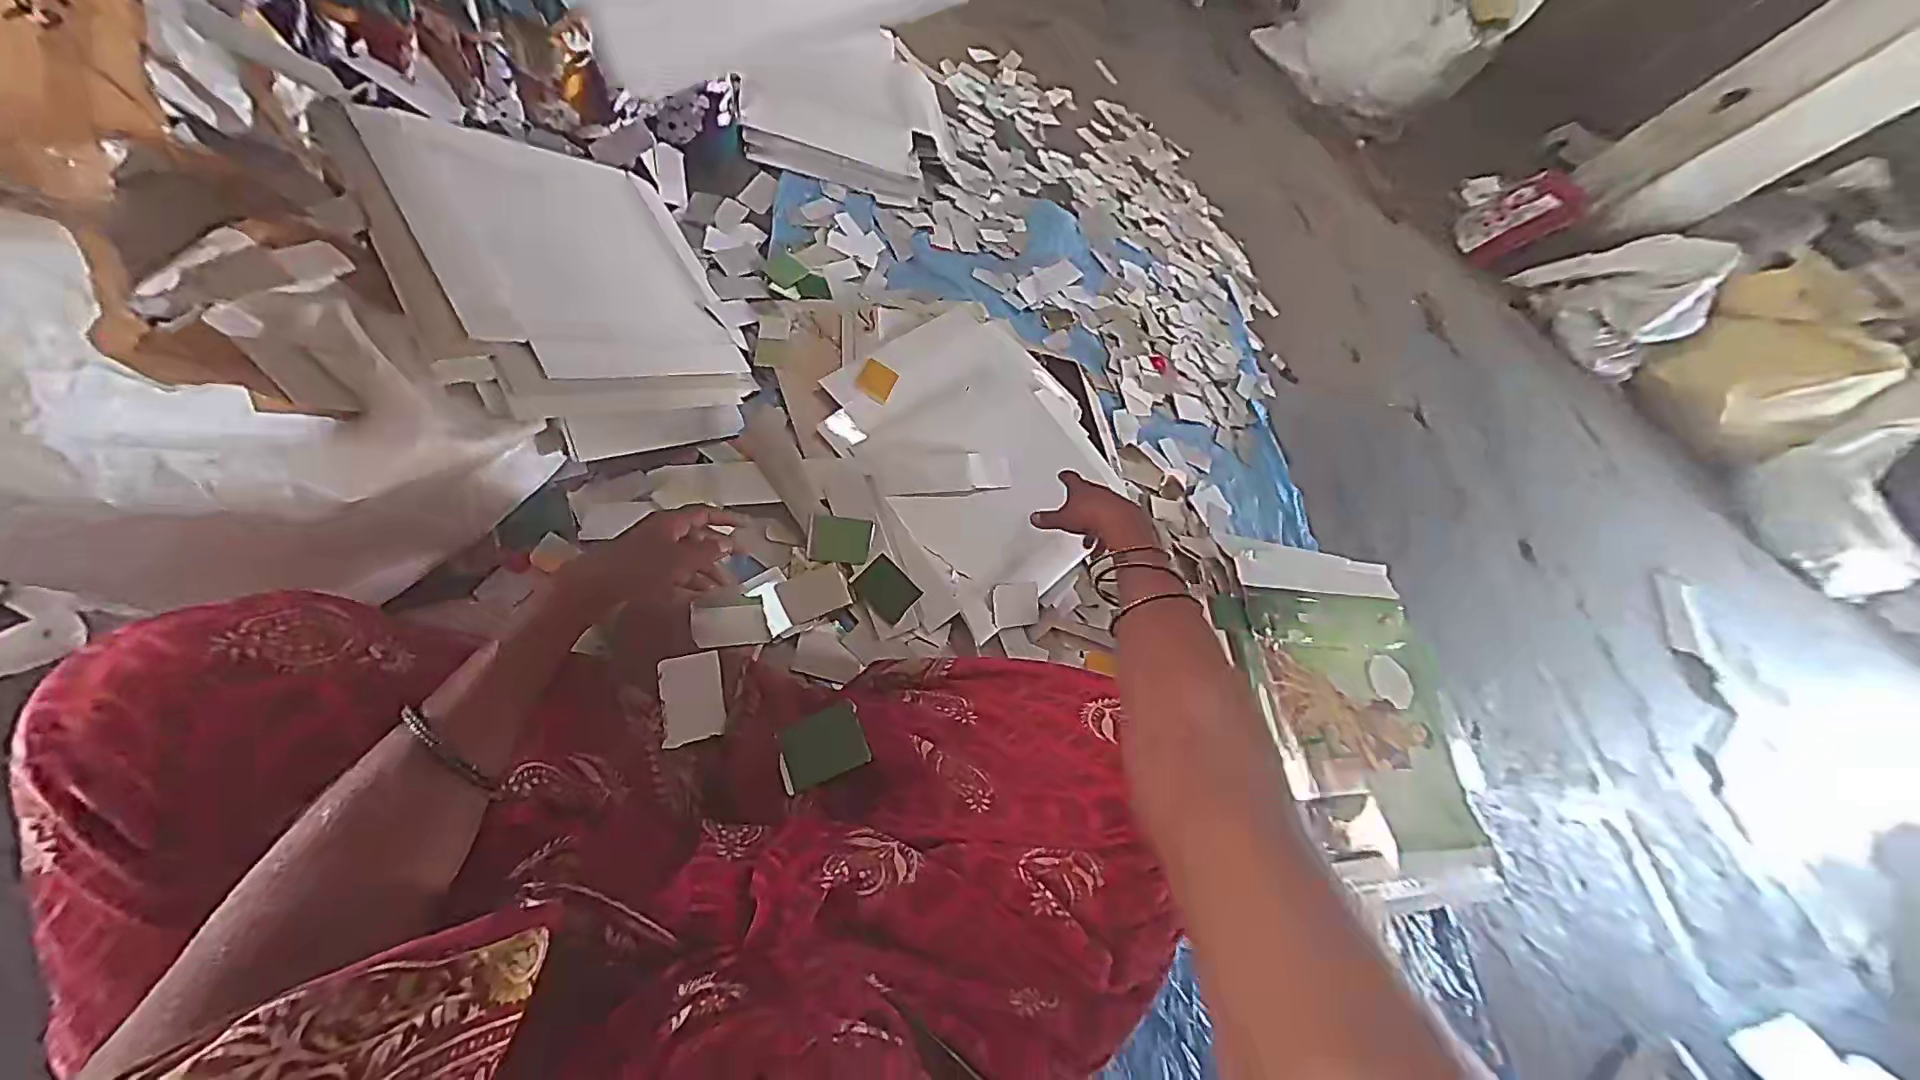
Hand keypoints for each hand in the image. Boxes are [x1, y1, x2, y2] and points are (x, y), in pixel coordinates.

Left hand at [557, 506, 739, 615]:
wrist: (594, 590)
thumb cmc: (637, 569)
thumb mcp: (679, 559)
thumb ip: (706, 550)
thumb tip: (728, 543)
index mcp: (670, 523)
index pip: (704, 514)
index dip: (726, 518)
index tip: (746, 525)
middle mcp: (662, 535)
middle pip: (697, 538)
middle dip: (719, 551)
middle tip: (738, 564)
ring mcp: (652, 555)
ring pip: (687, 559)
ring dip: (707, 572)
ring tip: (723, 589)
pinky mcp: (644, 574)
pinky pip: (675, 575)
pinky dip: (690, 584)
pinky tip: (700, 598)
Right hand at [1031, 471, 1160, 551]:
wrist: (1119, 524)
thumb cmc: (1094, 515)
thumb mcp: (1062, 520)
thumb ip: (1048, 519)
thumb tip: (1036, 518)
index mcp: (1082, 489)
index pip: (1071, 479)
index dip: (1066, 477)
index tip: (1064, 475)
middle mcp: (1099, 492)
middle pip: (1089, 493)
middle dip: (1083, 501)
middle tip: (1077, 507)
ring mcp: (1113, 502)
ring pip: (1102, 507)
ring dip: (1096, 517)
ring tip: (1089, 532)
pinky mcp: (1124, 515)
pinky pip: (1112, 520)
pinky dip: (1106, 529)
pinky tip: (1102, 540)